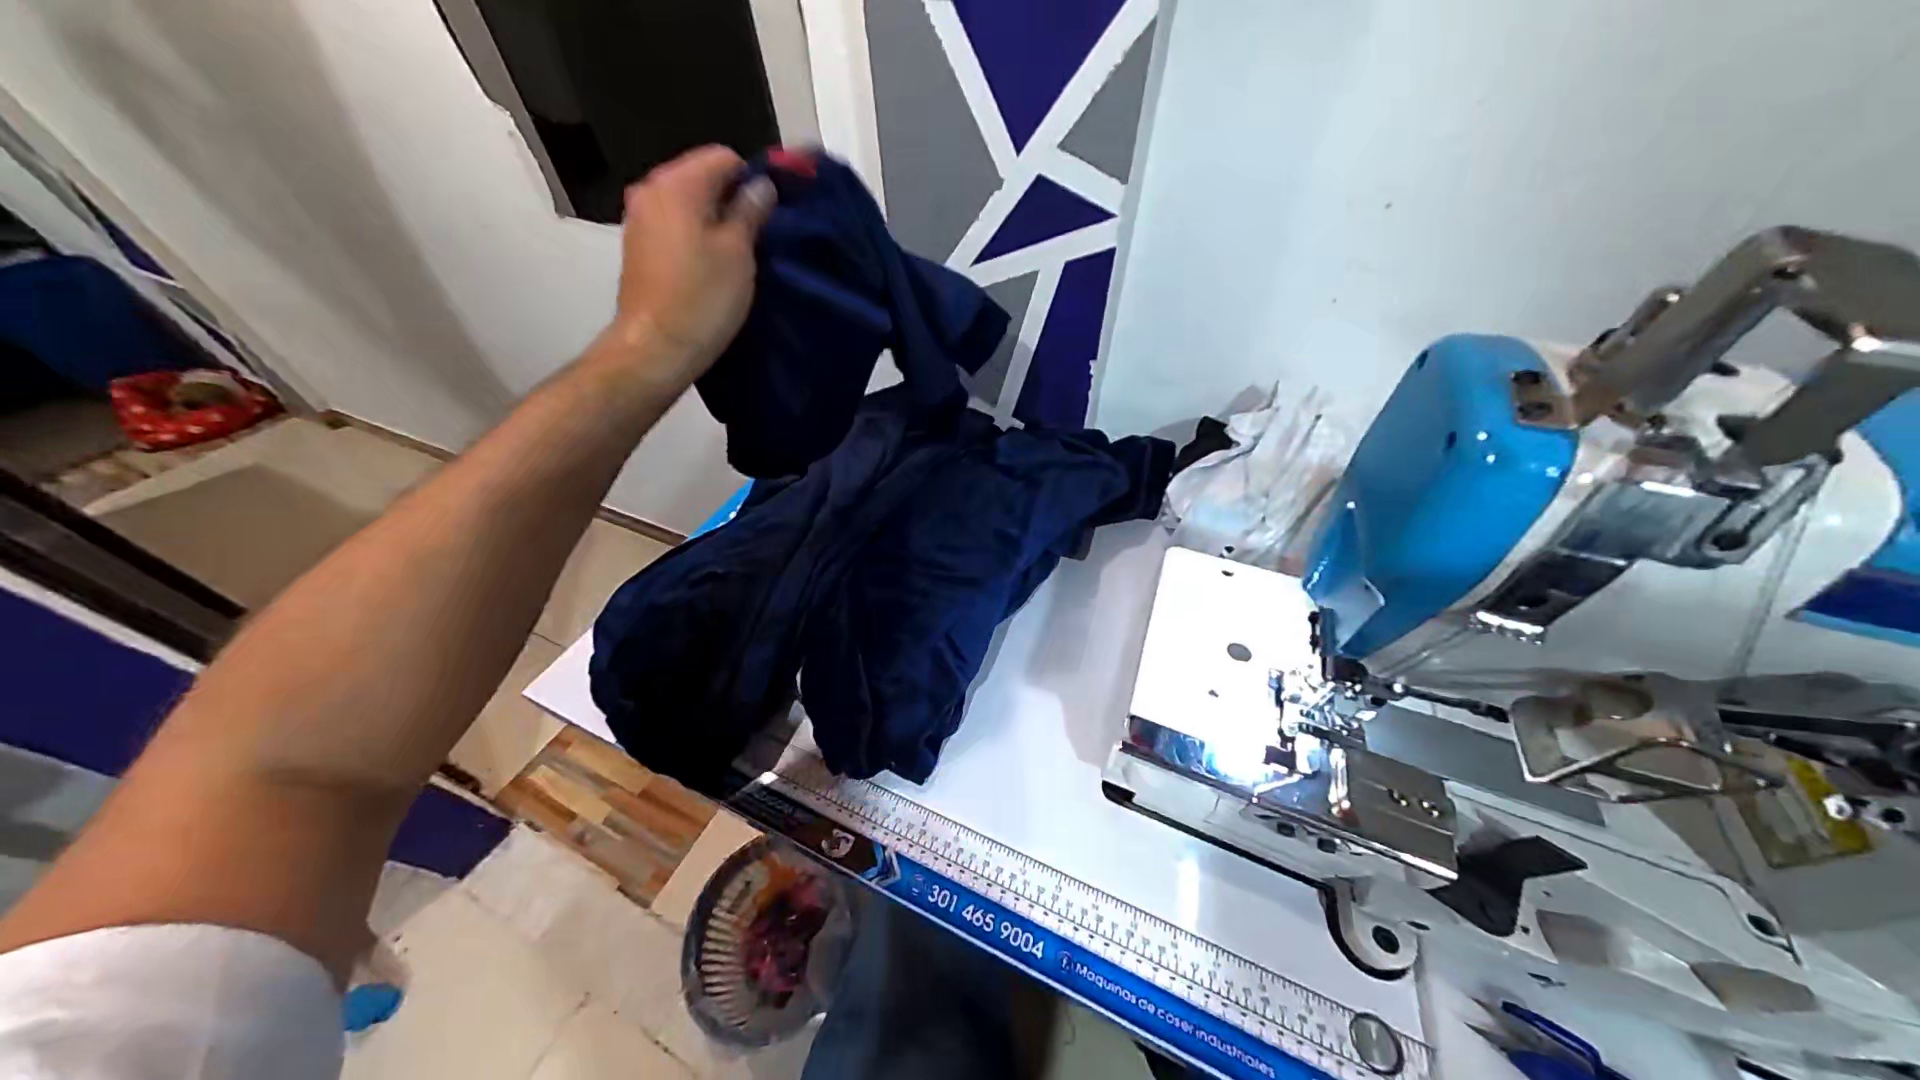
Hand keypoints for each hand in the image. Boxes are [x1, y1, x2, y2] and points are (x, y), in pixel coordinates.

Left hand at [608, 145, 775, 385]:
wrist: (656, 347)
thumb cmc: (703, 298)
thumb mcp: (739, 252)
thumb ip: (750, 210)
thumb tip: (761, 186)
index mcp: (677, 183)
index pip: (723, 157)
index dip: (753, 179)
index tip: (772, 212)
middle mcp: (650, 190)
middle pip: (702, 178)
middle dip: (732, 200)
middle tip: (759, 236)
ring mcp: (639, 219)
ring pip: (689, 205)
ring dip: (715, 222)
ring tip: (738, 255)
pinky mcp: (638, 248)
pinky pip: (675, 227)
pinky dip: (696, 238)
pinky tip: (712, 267)